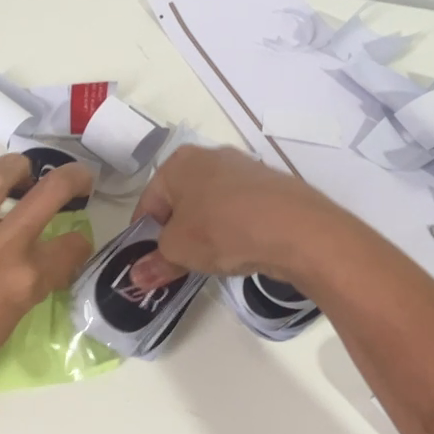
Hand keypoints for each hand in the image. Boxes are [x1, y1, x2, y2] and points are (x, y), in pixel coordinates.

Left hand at [0, 154, 95, 399]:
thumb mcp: (13, 318)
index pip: (70, 246)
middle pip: (47, 196)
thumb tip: (47, 259)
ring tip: (21, 172)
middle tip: (77, 178)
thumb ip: (32, 283)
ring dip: (13, 167)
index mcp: (24, 279)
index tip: (73, 242)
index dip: (79, 242)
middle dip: (72, 179)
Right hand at [127, 146, 328, 289]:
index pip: (149, 202)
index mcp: (178, 163)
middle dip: (177, 231)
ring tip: (213, 259)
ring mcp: (245, 168)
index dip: (144, 235)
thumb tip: (136, 277)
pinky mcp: (273, 185)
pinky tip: (242, 249)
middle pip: (181, 200)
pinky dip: (235, 228)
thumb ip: (155, 262)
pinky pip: (241, 209)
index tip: (150, 261)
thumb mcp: (179, 251)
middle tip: (179, 262)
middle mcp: (210, 156)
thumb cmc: (221, 230)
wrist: (297, 229)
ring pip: (212, 204)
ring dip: (206, 230)